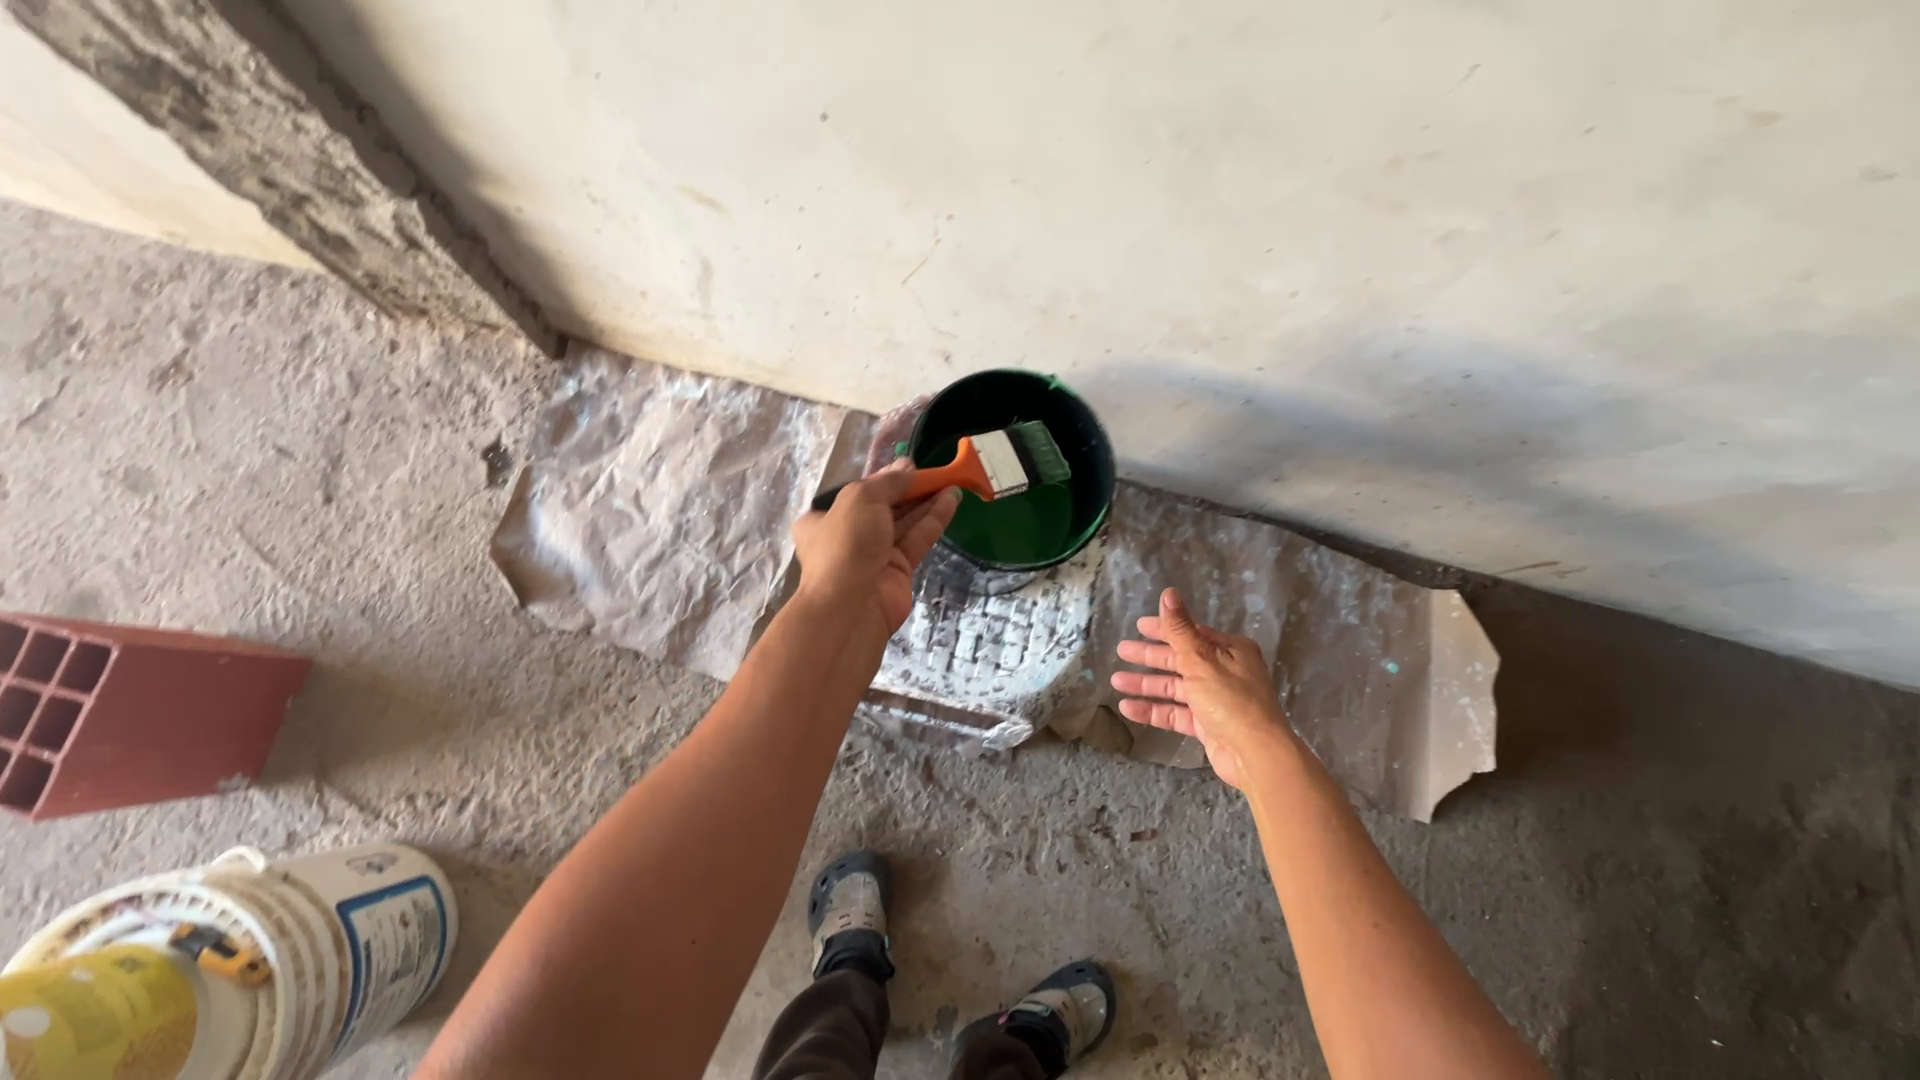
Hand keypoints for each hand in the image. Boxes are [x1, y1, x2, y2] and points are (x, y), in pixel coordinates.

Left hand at [792, 462, 959, 636]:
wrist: (852, 605)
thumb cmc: (846, 543)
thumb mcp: (861, 498)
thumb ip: (887, 482)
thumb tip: (907, 466)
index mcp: (824, 518)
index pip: (857, 494)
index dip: (883, 479)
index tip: (909, 466)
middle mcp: (848, 536)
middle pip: (883, 507)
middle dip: (909, 489)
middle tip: (937, 473)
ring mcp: (874, 555)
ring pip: (904, 522)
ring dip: (926, 502)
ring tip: (951, 482)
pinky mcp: (898, 570)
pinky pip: (917, 538)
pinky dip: (933, 520)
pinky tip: (951, 501)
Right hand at [1111, 588, 1291, 788]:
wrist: (1255, 754)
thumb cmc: (1230, 699)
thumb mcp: (1201, 659)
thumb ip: (1179, 629)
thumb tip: (1168, 593)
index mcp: (1229, 650)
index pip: (1191, 633)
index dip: (1163, 629)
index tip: (1138, 626)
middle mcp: (1224, 671)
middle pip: (1180, 659)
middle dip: (1150, 656)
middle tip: (1121, 650)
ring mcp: (1215, 700)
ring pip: (1174, 687)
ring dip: (1146, 683)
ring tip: (1116, 680)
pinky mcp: (1207, 725)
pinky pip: (1175, 713)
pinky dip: (1152, 709)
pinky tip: (1128, 707)